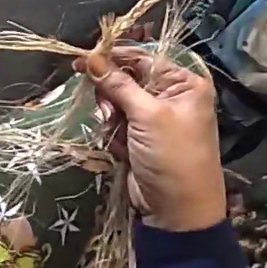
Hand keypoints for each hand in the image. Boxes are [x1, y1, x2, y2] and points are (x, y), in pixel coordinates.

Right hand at [78, 48, 225, 231]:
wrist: (177, 211)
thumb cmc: (172, 156)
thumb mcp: (147, 115)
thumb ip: (118, 83)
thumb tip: (91, 56)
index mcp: (183, 84)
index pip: (140, 58)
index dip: (111, 58)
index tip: (83, 60)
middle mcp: (169, 95)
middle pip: (123, 77)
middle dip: (111, 94)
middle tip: (108, 111)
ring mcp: (153, 116)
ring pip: (114, 99)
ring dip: (110, 116)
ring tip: (117, 133)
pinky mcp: (139, 134)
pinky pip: (114, 120)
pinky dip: (112, 131)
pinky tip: (120, 147)